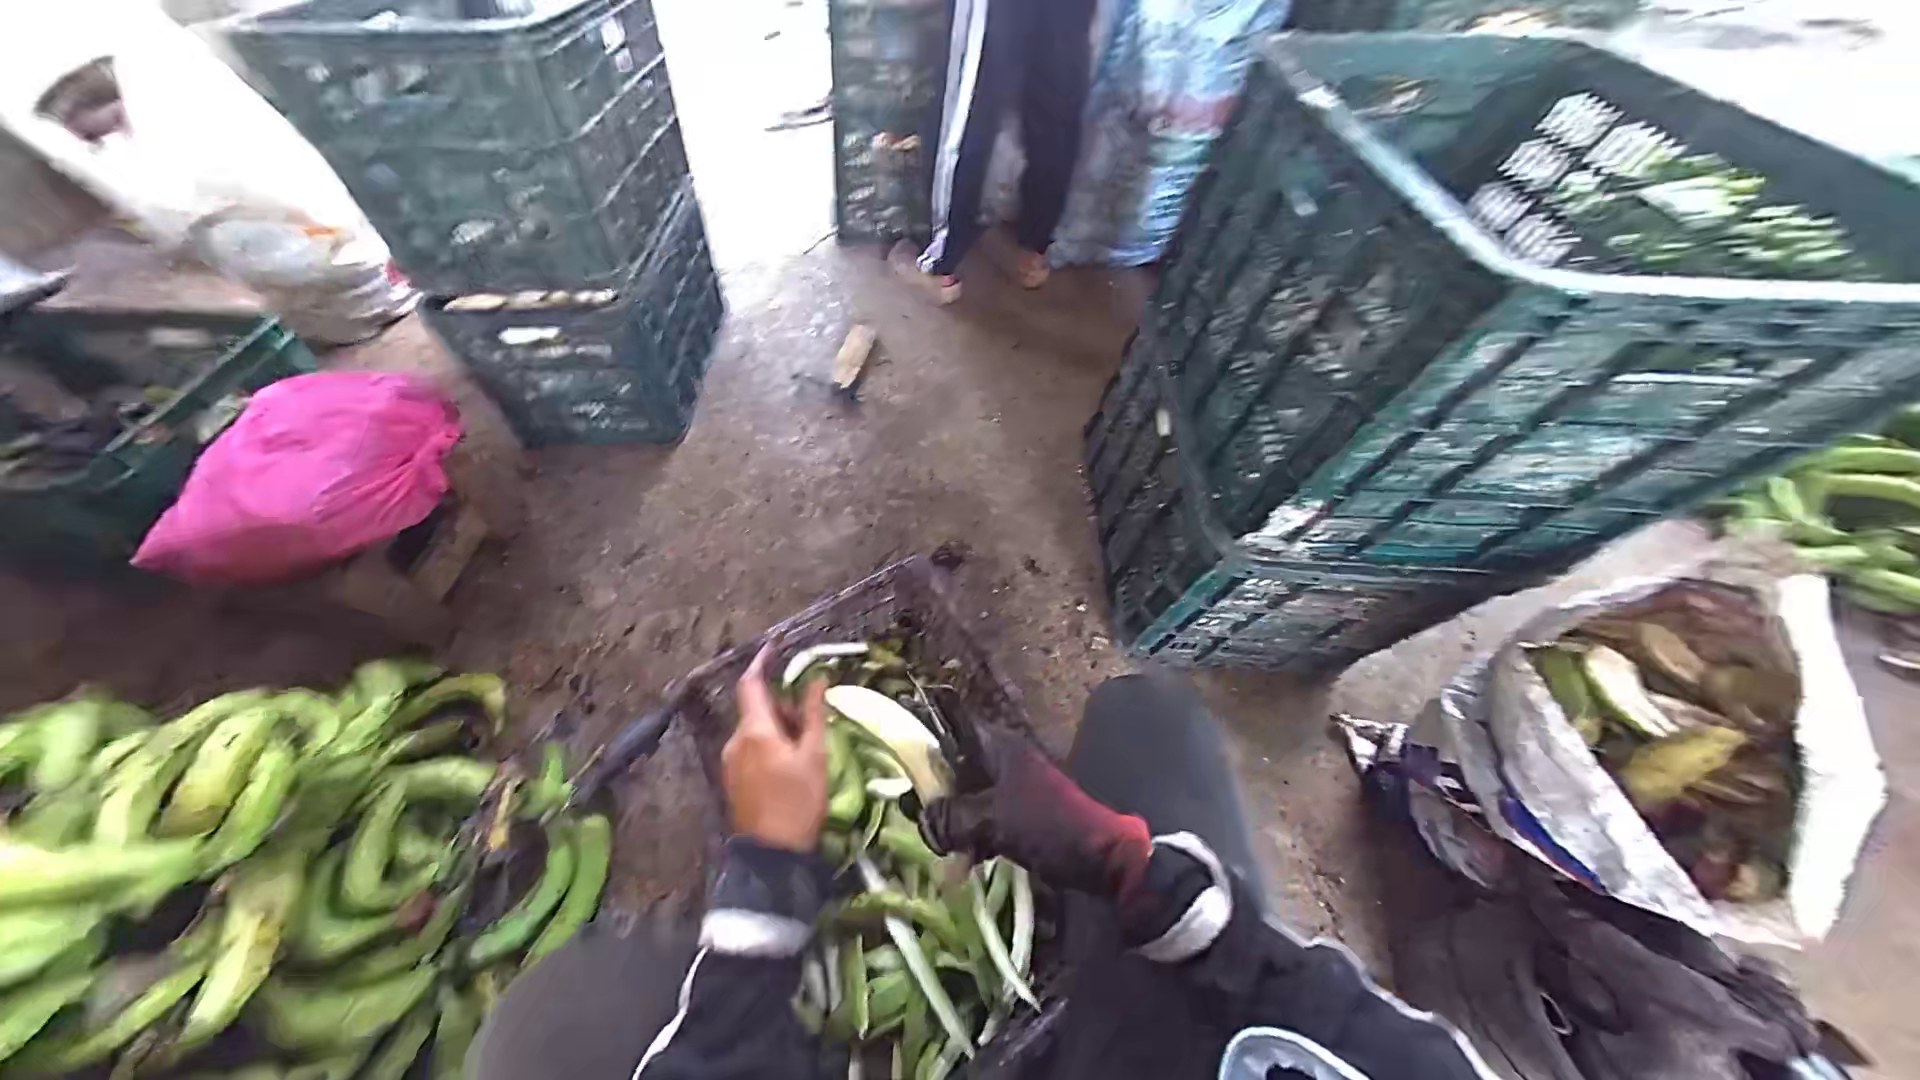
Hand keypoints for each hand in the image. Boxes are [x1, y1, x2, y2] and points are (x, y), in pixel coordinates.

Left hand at [722, 645, 829, 852]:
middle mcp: (735, 740)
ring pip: (755, 728)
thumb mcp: (814, 754)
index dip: (762, 662)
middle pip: (757, 708)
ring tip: (806, 747)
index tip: (775, 647)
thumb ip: (813, 712)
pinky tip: (790, 763)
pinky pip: (751, 747)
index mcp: (754, 730)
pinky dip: (770, 743)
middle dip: (783, 705)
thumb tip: (817, 678)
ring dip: (779, 726)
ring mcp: (731, 761)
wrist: (772, 857)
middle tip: (811, 719)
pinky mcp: (732, 778)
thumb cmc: (798, 801)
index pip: (751, 684)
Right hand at [922, 725, 1150, 897]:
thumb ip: (953, 817)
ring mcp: (1010, 789)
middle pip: (955, 766)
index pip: (954, 726)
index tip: (901, 756)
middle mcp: (1002, 760)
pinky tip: (959, 864)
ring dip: (950, 819)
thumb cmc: (1048, 825)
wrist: (1102, 858)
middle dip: (934, 790)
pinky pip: (981, 819)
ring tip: (934, 844)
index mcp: (999, 747)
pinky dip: (969, 837)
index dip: (927, 736)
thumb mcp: (994, 819)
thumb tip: (923, 820)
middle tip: (912, 812)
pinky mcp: (1016, 816)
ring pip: (967, 795)